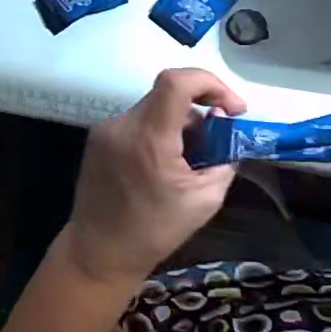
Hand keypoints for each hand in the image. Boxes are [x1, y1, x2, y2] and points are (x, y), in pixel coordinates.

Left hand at [62, 69, 248, 285]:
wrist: (100, 250)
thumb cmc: (155, 230)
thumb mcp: (206, 199)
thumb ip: (223, 157)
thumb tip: (225, 130)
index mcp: (149, 138)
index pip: (176, 82)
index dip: (210, 83)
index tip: (232, 108)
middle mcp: (123, 125)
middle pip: (167, 94)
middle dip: (200, 109)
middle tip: (217, 139)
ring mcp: (106, 128)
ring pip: (153, 107)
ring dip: (178, 123)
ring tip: (189, 160)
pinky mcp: (97, 136)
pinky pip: (137, 121)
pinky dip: (158, 131)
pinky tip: (163, 162)